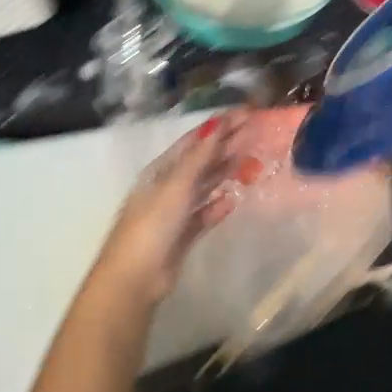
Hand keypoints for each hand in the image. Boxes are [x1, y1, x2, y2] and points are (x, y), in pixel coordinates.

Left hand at [92, 110, 245, 305]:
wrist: (135, 278)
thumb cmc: (152, 225)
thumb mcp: (176, 185)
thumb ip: (200, 156)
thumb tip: (219, 123)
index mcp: (161, 170)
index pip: (194, 140)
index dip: (219, 125)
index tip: (247, 113)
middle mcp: (168, 186)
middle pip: (202, 160)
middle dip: (227, 145)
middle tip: (256, 131)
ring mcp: (175, 211)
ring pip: (205, 186)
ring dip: (225, 172)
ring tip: (251, 160)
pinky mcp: (183, 234)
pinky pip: (205, 214)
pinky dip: (218, 206)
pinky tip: (233, 200)